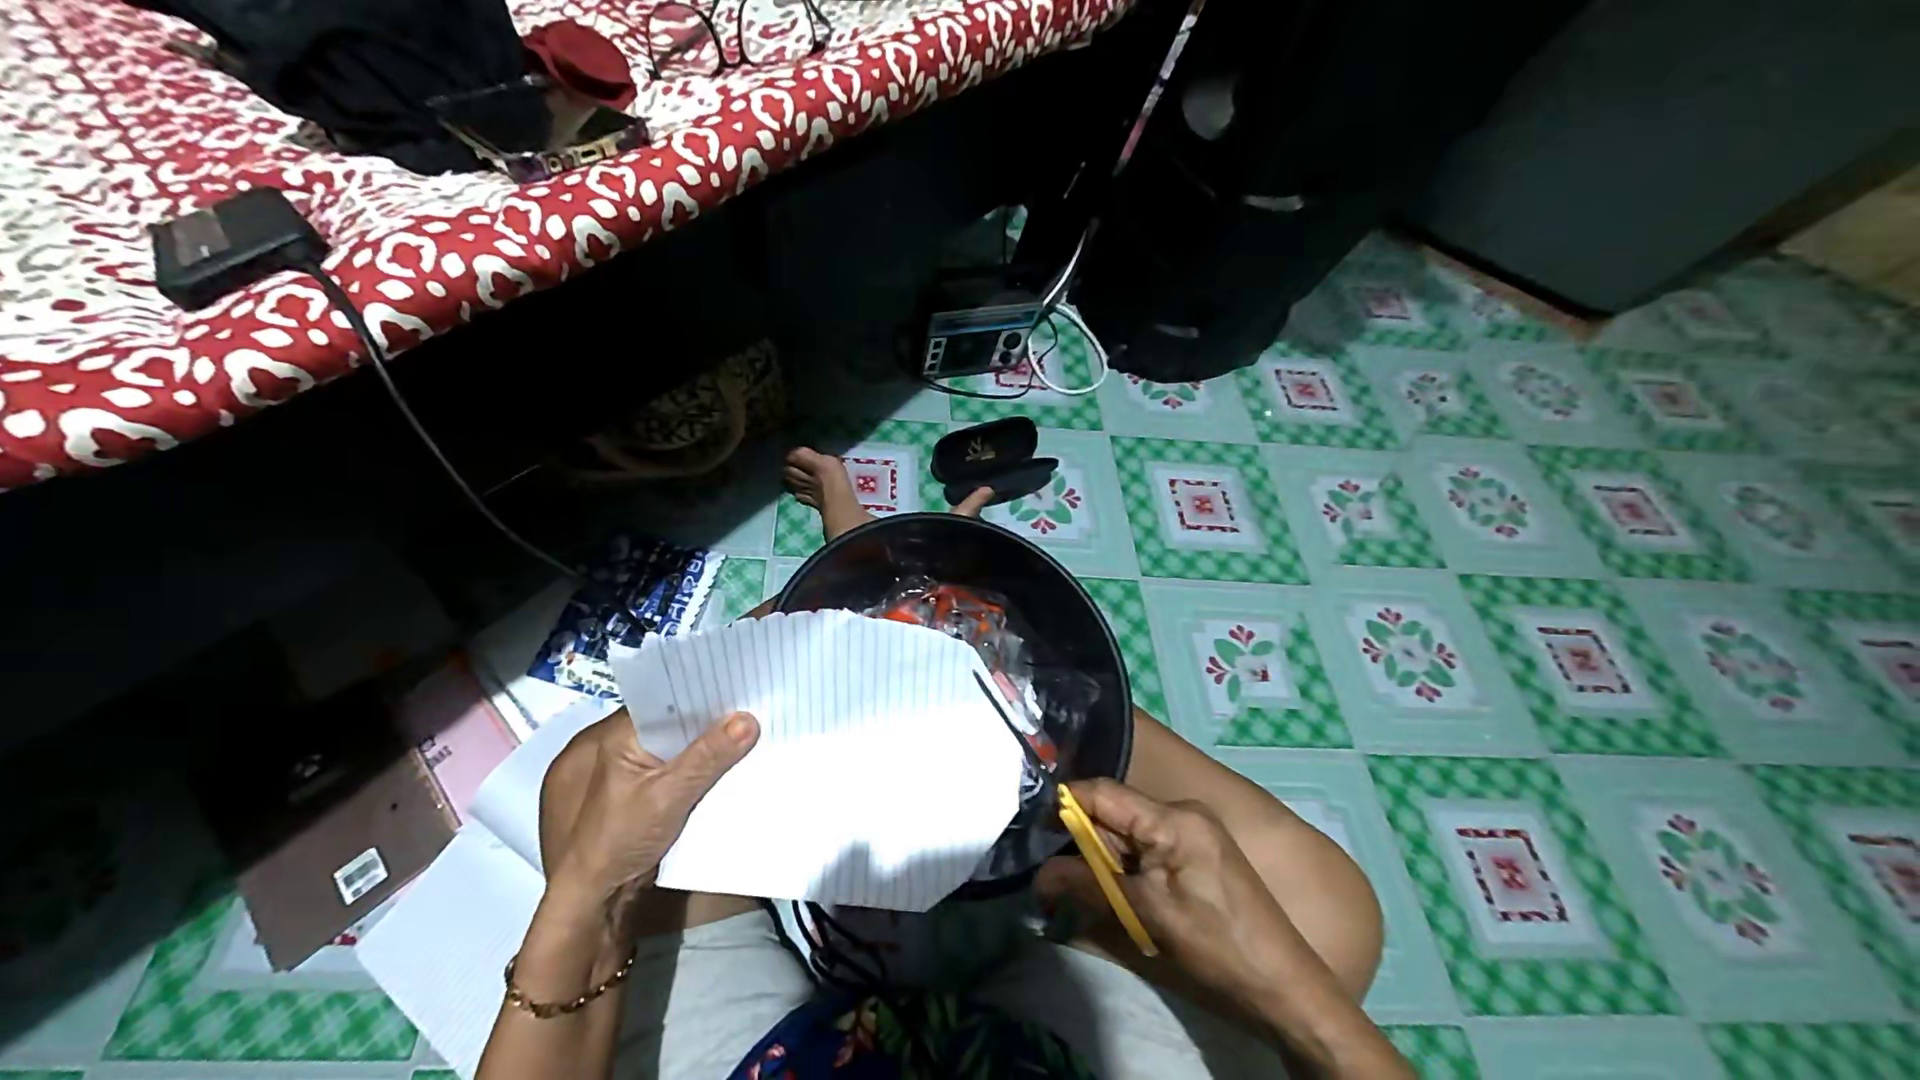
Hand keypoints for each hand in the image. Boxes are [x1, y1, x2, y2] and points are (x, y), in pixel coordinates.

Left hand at [541, 710, 759, 915]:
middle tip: (745, 713)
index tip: (738, 690)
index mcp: (610, 735)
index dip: (700, 694)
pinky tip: (714, 765)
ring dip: (697, 743)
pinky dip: (688, 762)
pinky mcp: (627, 790)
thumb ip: (707, 757)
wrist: (589, 903)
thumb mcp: (668, 797)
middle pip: (668, 720)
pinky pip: (665, 763)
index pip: (663, 699)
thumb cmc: (618, 842)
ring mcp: (616, 768)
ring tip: (737, 735)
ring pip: (668, 742)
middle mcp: (608, 743)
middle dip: (703, 720)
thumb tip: (748, 719)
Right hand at [1036, 778, 1312, 1017]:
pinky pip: (1150, 845)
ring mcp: (1195, 829)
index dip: (1066, 806)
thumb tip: (1039, 877)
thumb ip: (1088, 885)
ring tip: (1090, 894)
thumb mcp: (1146, 915)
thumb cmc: (1216, 945)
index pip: (1104, 792)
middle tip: (1058, 879)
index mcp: (1173, 817)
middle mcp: (1183, 811)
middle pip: (1115, 813)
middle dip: (1086, 844)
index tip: (1036, 832)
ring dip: (1107, 860)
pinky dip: (1129, 867)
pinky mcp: (1200, 849)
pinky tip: (1124, 895)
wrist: (1286, 986)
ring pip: (1130, 832)